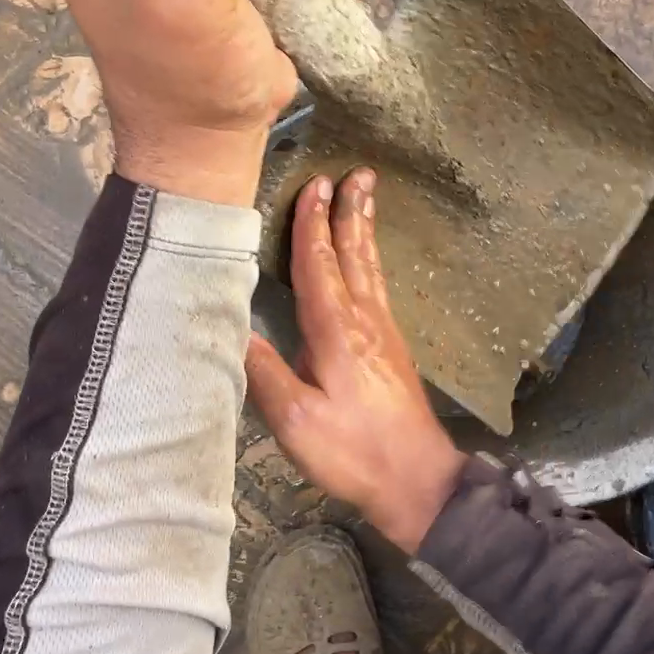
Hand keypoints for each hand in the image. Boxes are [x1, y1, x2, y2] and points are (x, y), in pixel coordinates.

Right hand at [245, 169, 467, 552]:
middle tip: (357, 174)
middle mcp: (364, 321)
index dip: (313, 225)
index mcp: (337, 331)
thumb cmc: (355, 452)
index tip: (316, 185)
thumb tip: (235, 330)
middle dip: (350, 213)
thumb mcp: (297, 421)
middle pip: (354, 255)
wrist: (418, 480)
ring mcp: (384, 333)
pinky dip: (370, 262)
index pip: (319, 266)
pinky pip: (378, 289)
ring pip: (370, 269)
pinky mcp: (393, 350)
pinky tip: (369, 264)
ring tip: (367, 199)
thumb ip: (265, 374)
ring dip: (365, 231)